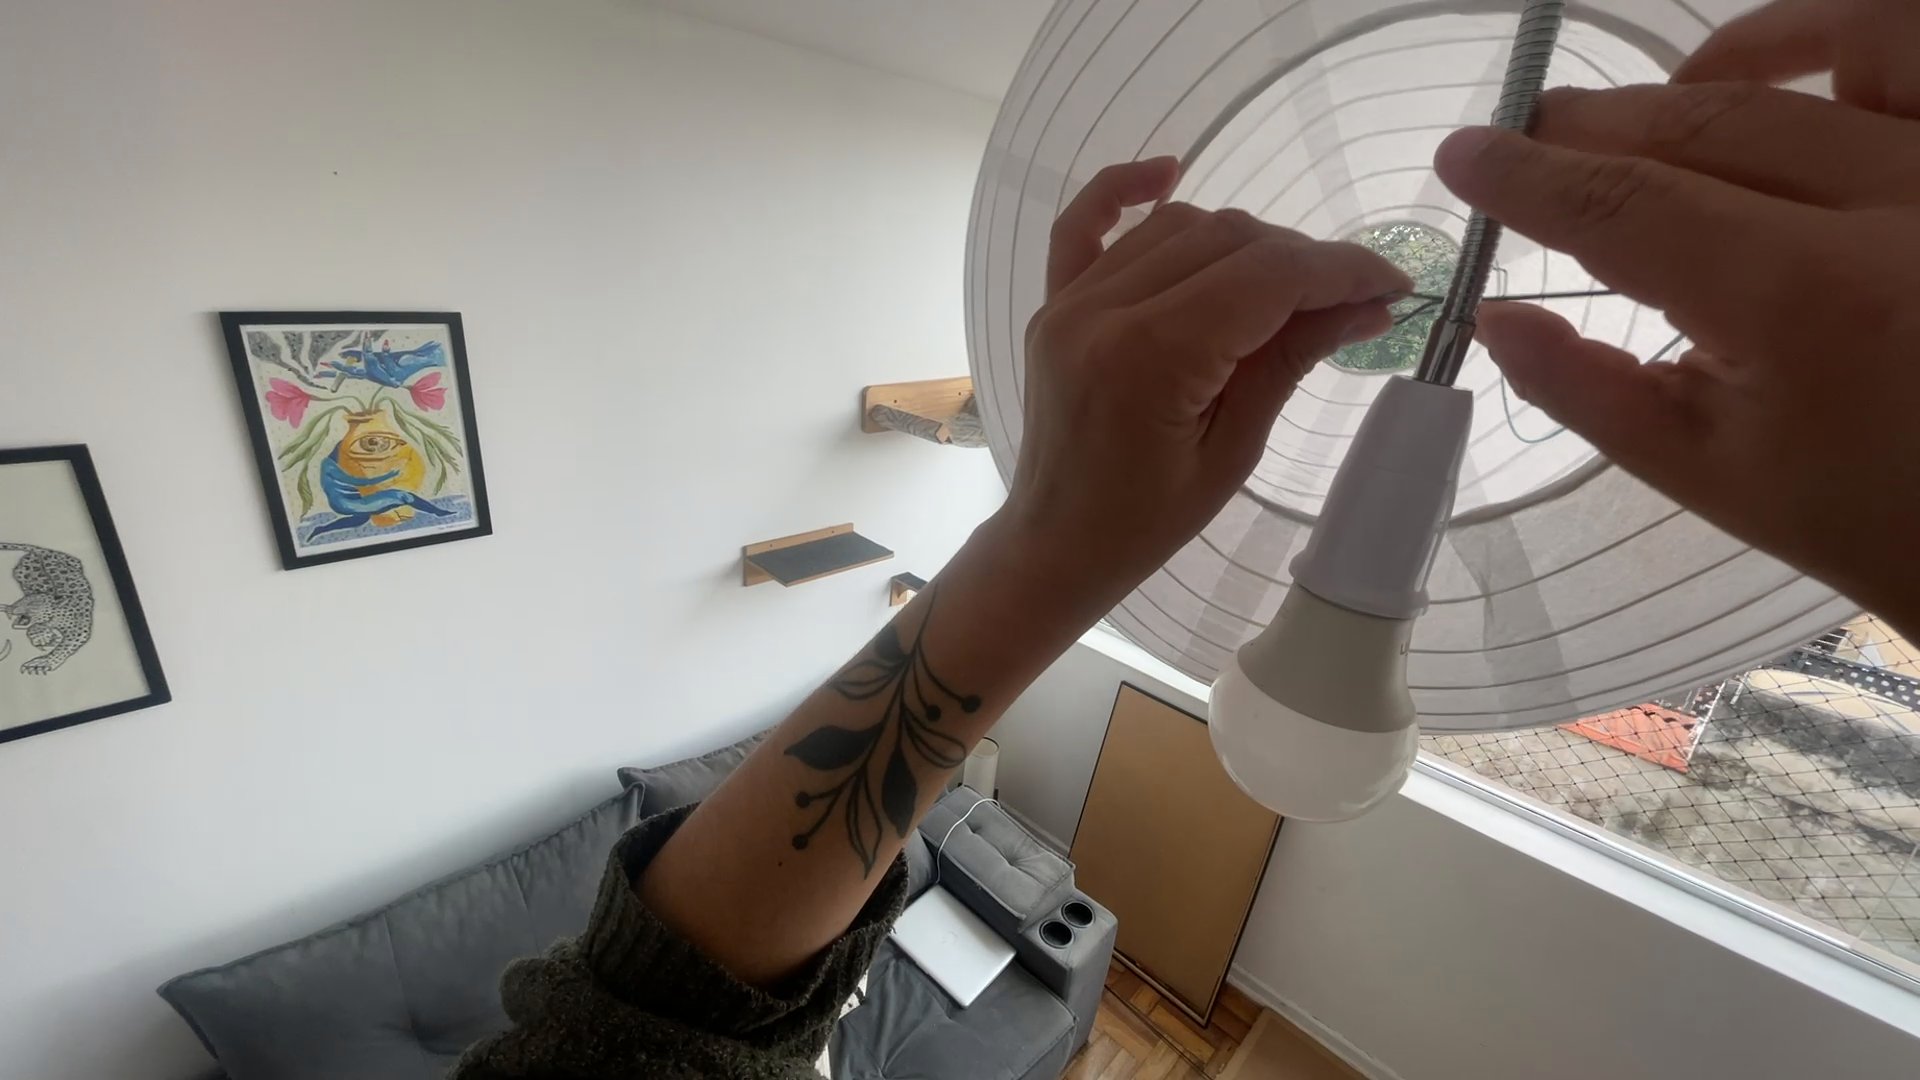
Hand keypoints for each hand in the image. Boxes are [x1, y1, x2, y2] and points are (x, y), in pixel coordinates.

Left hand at [988, 158, 1409, 618]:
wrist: (1056, 544)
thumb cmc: (1144, 524)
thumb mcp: (1231, 453)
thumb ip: (1287, 362)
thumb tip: (1365, 302)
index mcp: (1149, 359)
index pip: (1266, 276)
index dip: (1340, 271)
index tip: (1389, 284)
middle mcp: (1101, 313)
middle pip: (1225, 239)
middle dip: (1298, 262)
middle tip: (1342, 301)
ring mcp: (1066, 307)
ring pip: (1174, 228)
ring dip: (1239, 242)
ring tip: (1278, 289)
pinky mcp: (1050, 310)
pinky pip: (1080, 228)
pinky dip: (1123, 191)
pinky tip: (1168, 171)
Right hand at [1431, 4, 1919, 636]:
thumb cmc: (1859, 508)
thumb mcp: (1691, 466)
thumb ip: (1576, 385)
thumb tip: (1494, 315)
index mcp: (1804, 299)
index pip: (1626, 209)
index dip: (1528, 179)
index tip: (1461, 155)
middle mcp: (1913, 203)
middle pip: (1714, 125)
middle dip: (1595, 123)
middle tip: (1521, 130)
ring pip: (1862, 38)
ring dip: (1729, 57)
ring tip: (1654, 94)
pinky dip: (1852, 42)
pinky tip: (1788, 80)